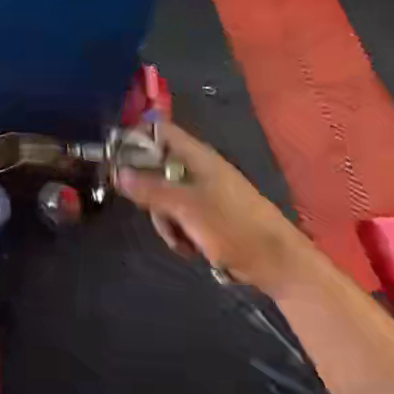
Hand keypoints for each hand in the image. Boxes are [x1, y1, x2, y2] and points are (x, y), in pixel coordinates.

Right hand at [114, 120, 318, 296]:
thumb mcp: (187, 208)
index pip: (159, 131)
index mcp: (196, 155)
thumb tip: (118, 171)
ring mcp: (205, 192)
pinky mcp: (209, 215)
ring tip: (183, 241)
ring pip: (166, 199)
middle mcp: (198, 168)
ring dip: (167, 222)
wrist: (276, 263)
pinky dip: (182, 233)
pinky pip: (181, 217)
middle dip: (152, 197)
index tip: (116, 161)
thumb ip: (151, 190)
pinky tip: (193, 249)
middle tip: (161, 217)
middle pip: (156, 169)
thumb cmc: (233, 227)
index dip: (135, 139)